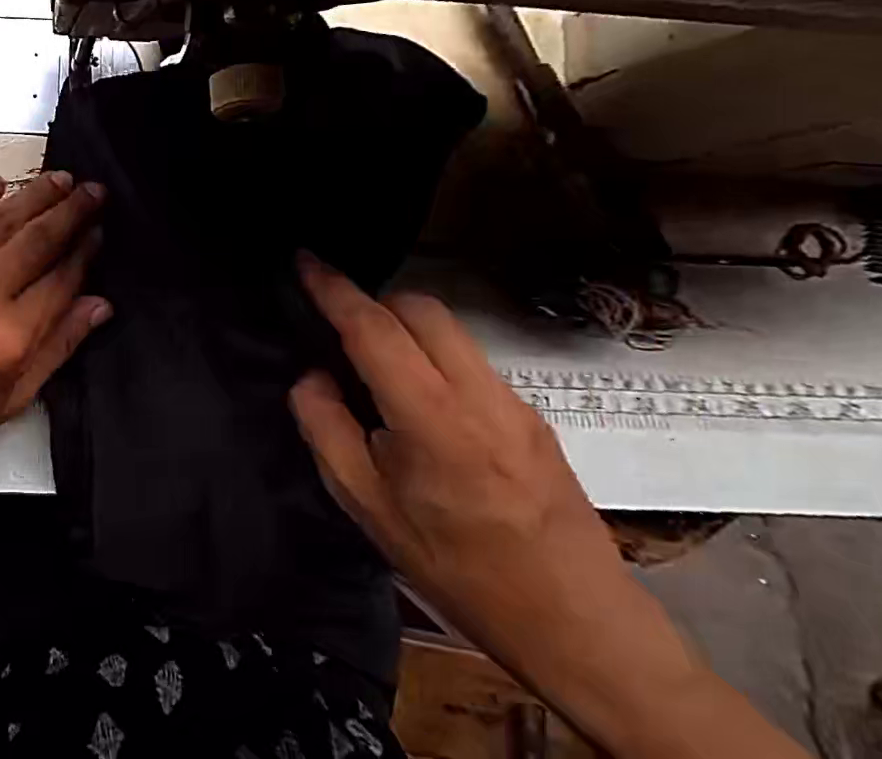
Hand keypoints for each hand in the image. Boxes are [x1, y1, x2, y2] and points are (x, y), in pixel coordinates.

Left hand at [0, 172, 110, 485]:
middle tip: (92, 192)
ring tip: (58, 179)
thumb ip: (57, 348)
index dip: (85, 251)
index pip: (62, 278)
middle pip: (37, 238)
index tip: (97, 234)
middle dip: (71, 210)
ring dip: (33, 195)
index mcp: (7, 337)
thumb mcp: (6, 401)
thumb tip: (95, 307)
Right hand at [286, 252, 624, 644]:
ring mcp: (516, 403)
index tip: (305, 259)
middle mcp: (482, 396)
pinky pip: (469, 358)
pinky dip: (430, 354)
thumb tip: (314, 376)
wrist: (575, 622)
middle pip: (422, 309)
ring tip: (372, 366)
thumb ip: (325, 428)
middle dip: (372, 301)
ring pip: (450, 329)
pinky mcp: (534, 416)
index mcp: (433, 420)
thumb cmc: (454, 567)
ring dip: (403, 326)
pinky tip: (415, 402)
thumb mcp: (364, 505)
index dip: (334, 289)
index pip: (375, 331)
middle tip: (335, 326)